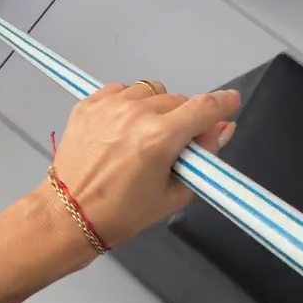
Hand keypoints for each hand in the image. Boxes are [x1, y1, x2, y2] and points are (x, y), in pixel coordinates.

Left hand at [44, 82, 240, 251]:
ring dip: (155, 107)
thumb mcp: (174, 192)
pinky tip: (123, 126)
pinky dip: (128, 103)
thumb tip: (222, 128)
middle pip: (177, 99)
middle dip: (183, 118)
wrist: (71, 212)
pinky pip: (119, 90)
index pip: (203, 107)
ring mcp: (108, 105)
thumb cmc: (125, 211)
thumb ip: (203, 157)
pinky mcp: (87, 104)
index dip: (223, 103)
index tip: (232, 101)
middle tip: (174, 143)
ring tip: (145, 133)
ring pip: (148, 91)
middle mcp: (135, 112)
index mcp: (161, 136)